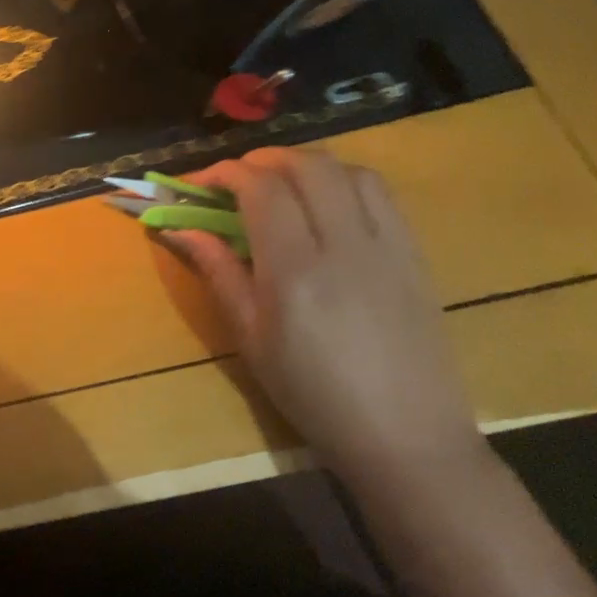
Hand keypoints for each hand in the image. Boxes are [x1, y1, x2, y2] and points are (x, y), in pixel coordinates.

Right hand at [163, 148, 483, 479]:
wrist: (406, 436)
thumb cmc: (310, 391)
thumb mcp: (248, 334)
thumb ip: (218, 270)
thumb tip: (179, 227)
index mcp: (296, 269)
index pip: (261, 188)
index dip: (224, 173)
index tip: (197, 185)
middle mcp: (347, 247)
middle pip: (309, 166)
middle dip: (263, 160)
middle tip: (233, 181)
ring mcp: (391, 250)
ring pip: (352, 172)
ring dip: (308, 167)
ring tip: (280, 188)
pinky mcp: (416, 259)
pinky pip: (382, 198)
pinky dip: (345, 184)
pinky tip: (323, 209)